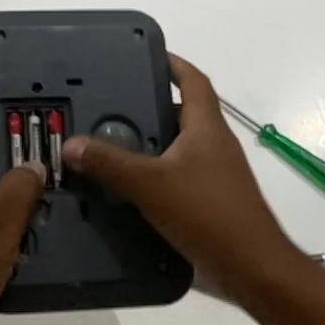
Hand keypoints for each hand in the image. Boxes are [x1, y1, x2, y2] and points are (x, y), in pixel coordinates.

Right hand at [61, 54, 304, 301]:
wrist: (252, 269)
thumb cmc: (209, 213)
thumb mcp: (151, 184)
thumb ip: (110, 163)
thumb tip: (72, 145)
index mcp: (207, 128)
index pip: (193, 81)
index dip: (173, 64)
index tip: (146, 55)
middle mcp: (214, 145)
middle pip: (182, 114)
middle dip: (149, 106)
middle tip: (109, 105)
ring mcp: (214, 176)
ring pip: (177, 148)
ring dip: (149, 144)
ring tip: (108, 145)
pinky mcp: (209, 203)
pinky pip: (177, 177)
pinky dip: (153, 176)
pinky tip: (126, 189)